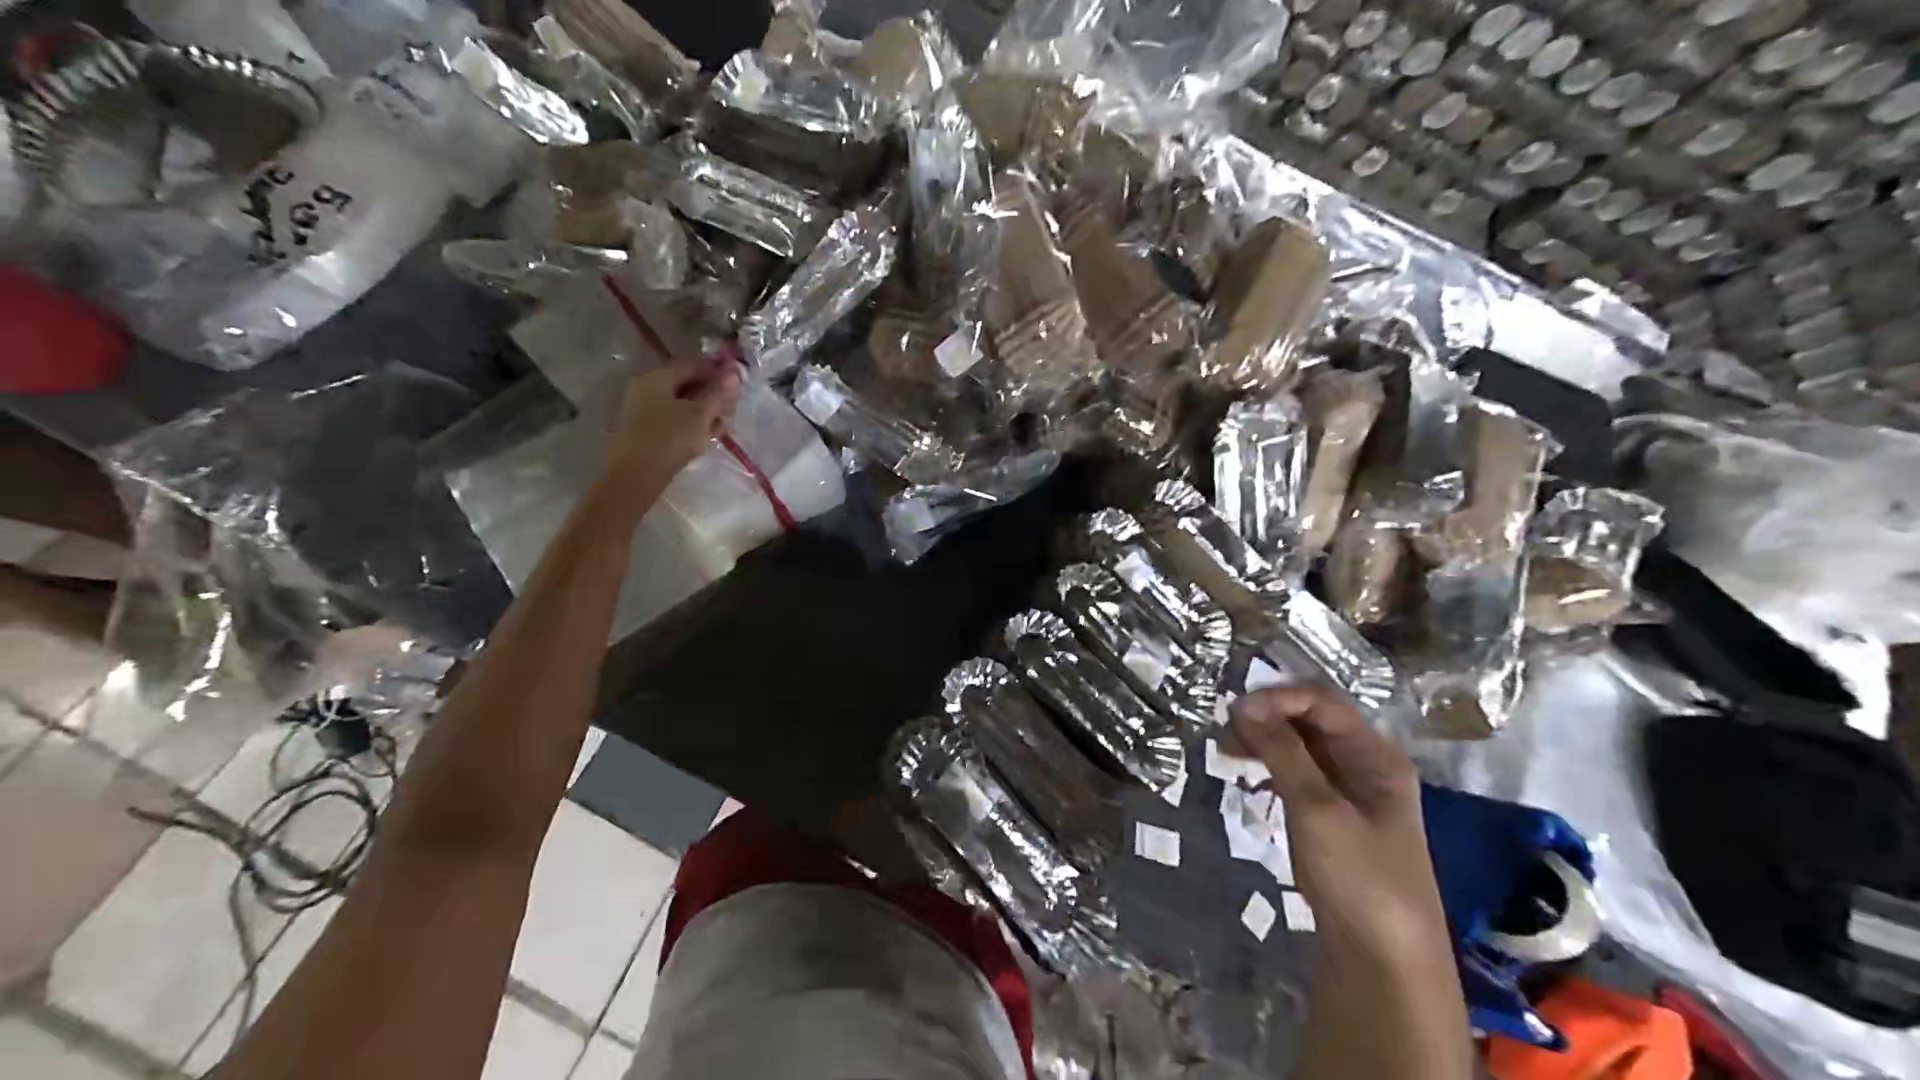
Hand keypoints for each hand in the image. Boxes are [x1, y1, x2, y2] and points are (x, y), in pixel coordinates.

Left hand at [605, 357, 741, 485]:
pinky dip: (690, 422)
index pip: (694, 364)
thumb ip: (718, 393)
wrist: (634, 476)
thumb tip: (734, 373)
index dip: (718, 372)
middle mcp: (646, 386)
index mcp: (657, 376)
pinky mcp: (643, 428)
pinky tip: (704, 436)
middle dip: (712, 395)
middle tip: (730, 412)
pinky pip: (672, 417)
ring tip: (721, 428)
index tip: (738, 387)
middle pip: (686, 383)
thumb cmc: (669, 439)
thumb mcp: (700, 415)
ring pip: (680, 402)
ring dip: (704, 411)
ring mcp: (642, 407)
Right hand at [1228, 686, 1449, 959]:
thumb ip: (1283, 752)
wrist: (1385, 963)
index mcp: (1376, 756)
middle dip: (1268, 718)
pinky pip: (1298, 776)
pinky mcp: (1332, 818)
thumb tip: (1243, 705)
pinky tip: (1249, 777)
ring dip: (1266, 742)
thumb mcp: (1318, 810)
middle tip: (1227, 733)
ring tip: (1228, 754)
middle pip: (1312, 721)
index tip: (1235, 711)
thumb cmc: (1359, 878)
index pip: (1323, 702)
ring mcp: (1350, 793)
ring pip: (1301, 748)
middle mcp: (1366, 765)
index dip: (1278, 699)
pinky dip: (1272, 768)